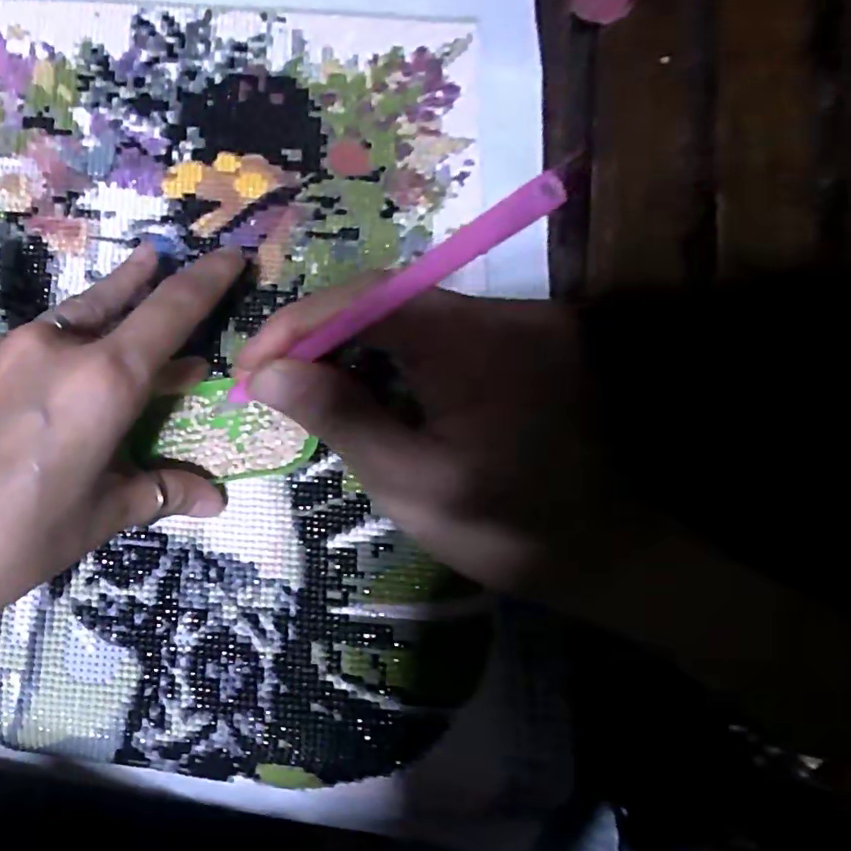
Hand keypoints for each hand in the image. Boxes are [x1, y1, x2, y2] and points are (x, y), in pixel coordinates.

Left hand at [0, 225, 236, 655]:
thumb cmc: (18, 540)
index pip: (170, 315)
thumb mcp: (99, 518)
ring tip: (136, 265)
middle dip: (157, 288)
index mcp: (106, 383)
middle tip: (180, 270)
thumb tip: (215, 500)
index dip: (207, 283)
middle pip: (121, 307)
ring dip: (106, 295)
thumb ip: (158, 492)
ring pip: (67, 312)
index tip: (232, 259)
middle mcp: (59, 348)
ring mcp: (5, 348)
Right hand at [235, 283, 661, 602]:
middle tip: (265, 379)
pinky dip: (380, 353)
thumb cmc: (499, 529)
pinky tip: (354, 386)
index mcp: (482, 345)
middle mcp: (506, 314)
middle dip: (313, 333)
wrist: (599, 554)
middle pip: (386, 296)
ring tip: (298, 385)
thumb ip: (339, 417)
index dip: (299, 323)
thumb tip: (269, 373)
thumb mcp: (406, 480)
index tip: (251, 367)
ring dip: (342, 343)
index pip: (372, 298)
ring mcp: (516, 324)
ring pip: (404, 310)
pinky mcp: (516, 342)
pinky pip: (430, 331)